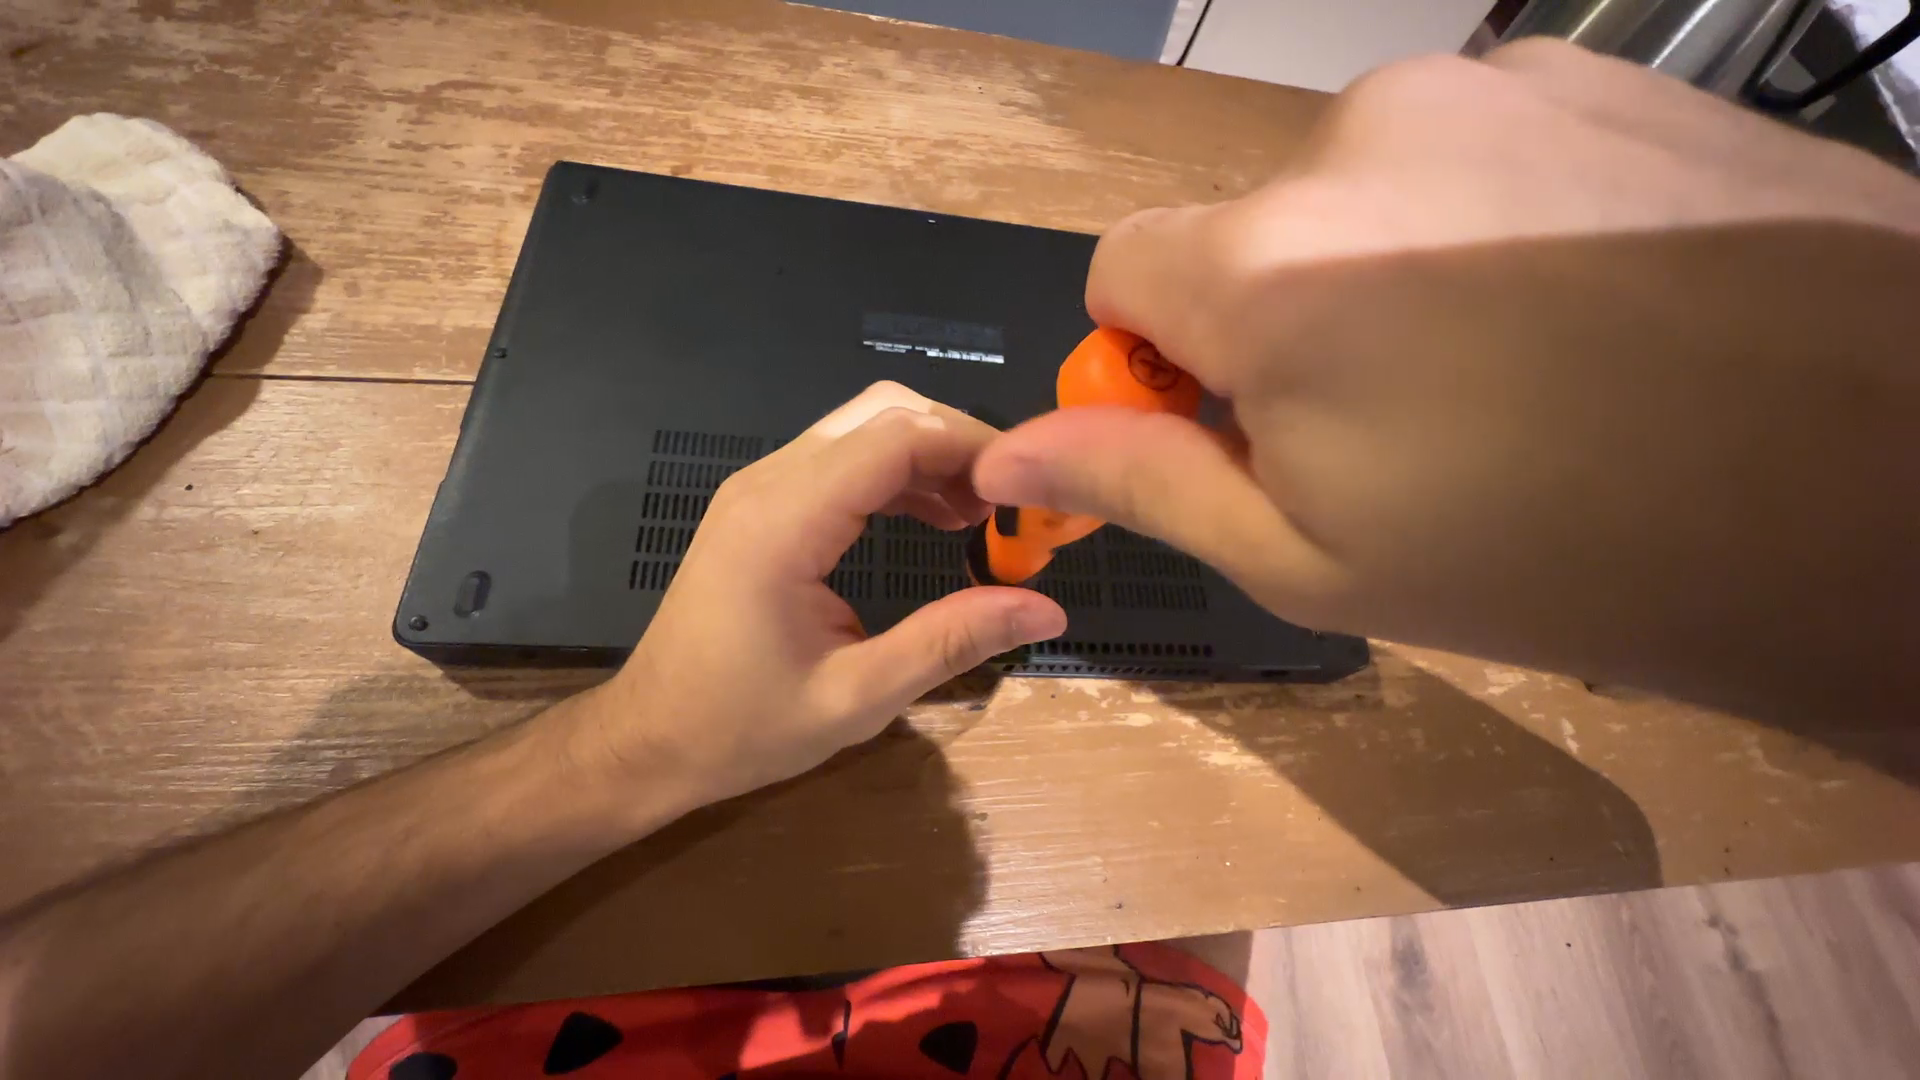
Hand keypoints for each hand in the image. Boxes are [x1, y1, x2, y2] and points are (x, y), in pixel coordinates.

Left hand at [578, 382, 1066, 807]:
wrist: (649, 739)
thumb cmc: (743, 728)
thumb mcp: (858, 698)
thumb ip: (951, 641)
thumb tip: (1045, 609)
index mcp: (785, 522)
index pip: (896, 437)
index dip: (972, 449)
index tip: (1026, 495)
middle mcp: (769, 483)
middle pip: (882, 412)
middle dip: (957, 444)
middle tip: (1007, 506)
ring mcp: (760, 488)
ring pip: (864, 427)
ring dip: (929, 456)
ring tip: (979, 515)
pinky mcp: (762, 504)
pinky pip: (842, 459)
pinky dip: (897, 474)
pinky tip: (932, 517)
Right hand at [975, 41, 1919, 717]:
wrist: (1889, 488)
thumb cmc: (1543, 555)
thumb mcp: (1299, 554)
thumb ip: (1136, 481)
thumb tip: (1002, 452)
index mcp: (1265, 268)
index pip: (1116, 268)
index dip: (1143, 355)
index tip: (1219, 422)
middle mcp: (1351, 140)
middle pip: (1228, 234)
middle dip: (1255, 325)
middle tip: (1367, 425)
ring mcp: (1483, 84)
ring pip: (1334, 195)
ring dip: (1355, 277)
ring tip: (1476, 372)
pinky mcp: (1587, 72)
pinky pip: (1444, 156)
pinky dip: (1450, 229)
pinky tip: (1555, 305)